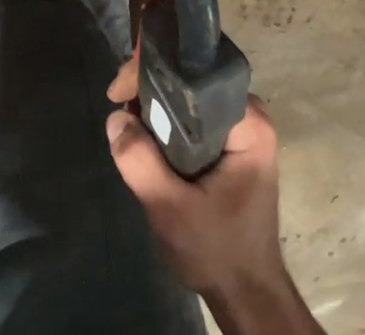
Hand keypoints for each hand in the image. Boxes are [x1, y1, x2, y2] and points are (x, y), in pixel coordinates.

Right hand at [107, 56, 320, 332]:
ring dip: (154, 106)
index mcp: (248, 123)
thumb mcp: (170, 209)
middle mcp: (249, 117)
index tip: (120, 91)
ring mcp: (241, 130)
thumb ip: (140, 161)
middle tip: (117, 104)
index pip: (196, 74)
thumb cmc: (216, 249)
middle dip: (150, 88)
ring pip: (188, 99)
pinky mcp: (230, 145)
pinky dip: (165, 122)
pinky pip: (192, 117)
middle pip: (191, 81)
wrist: (245, 291)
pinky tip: (143, 134)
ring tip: (125, 120)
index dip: (154, 72)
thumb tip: (115, 118)